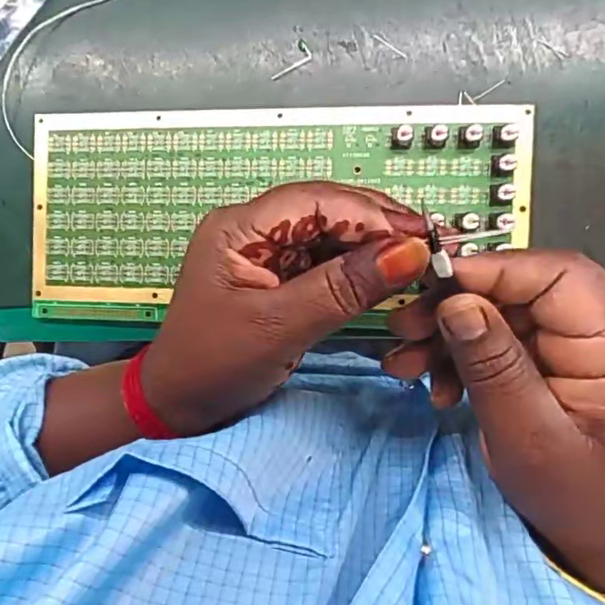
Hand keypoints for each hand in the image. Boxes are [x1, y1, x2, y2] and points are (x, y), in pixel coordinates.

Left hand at [139, 182, 431, 434]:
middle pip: (324, 211)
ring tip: (413, 264)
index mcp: (235, 229)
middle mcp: (248, 232)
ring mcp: (262, 255)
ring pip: (327, 236)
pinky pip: (322, 262)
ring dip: (369, 248)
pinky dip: (354, 270)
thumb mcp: (279, 327)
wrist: (178, 403)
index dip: (369, 214)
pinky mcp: (274, 279)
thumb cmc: (208, 366)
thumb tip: (407, 253)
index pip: (313, 200)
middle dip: (375, 227)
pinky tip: (382, 279)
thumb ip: (343, 288)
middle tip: (426, 248)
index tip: (416, 239)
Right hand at [382, 251, 604, 599]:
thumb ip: (494, 367)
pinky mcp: (561, 366)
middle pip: (526, 290)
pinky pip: (505, 342)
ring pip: (507, 313)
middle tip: (404, 327)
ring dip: (451, 333)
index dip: (490, 270)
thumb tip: (456, 303)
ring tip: (408, 363)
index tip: (428, 286)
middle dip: (458, 304)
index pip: (560, 276)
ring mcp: (586, 352)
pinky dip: (463, 357)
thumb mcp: (528, 440)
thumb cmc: (581, 504)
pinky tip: (439, 386)